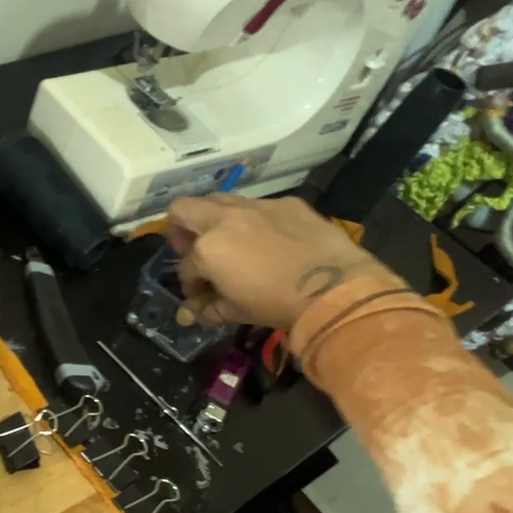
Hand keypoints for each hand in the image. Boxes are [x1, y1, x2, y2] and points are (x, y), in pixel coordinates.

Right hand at [165, 193, 396, 330]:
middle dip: (181, 230)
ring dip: (215, 219)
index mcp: (207, 249)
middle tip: (194, 249)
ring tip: (228, 241)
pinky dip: (253, 222)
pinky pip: (258, 207)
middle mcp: (225, 219)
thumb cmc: (274, 303)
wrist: (330, 287)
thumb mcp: (234, 312)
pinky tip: (268, 241)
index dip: (189, 283)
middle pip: (184, 208)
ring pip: (220, 200)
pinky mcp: (286, 203)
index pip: (185, 265)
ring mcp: (257, 206)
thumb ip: (209, 307)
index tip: (199, 295)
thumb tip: (200, 308)